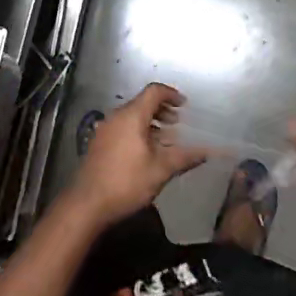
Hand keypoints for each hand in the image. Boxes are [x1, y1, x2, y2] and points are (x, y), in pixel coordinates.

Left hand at [63, 83, 208, 228]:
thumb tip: (207, 152)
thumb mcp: (161, 170)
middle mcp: (116, 117)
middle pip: (142, 103)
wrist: (88, 203)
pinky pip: (122, 128)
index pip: (153, 92)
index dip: (171, 94)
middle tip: (178, 123)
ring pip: (131, 117)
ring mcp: (105, 130)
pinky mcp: (99, 143)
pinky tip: (147, 152)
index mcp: (131, 116)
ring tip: (166, 139)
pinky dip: (138, 132)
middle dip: (162, 110)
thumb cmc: (127, 182)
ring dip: (150, 123)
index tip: (185, 105)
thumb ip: (185, 157)